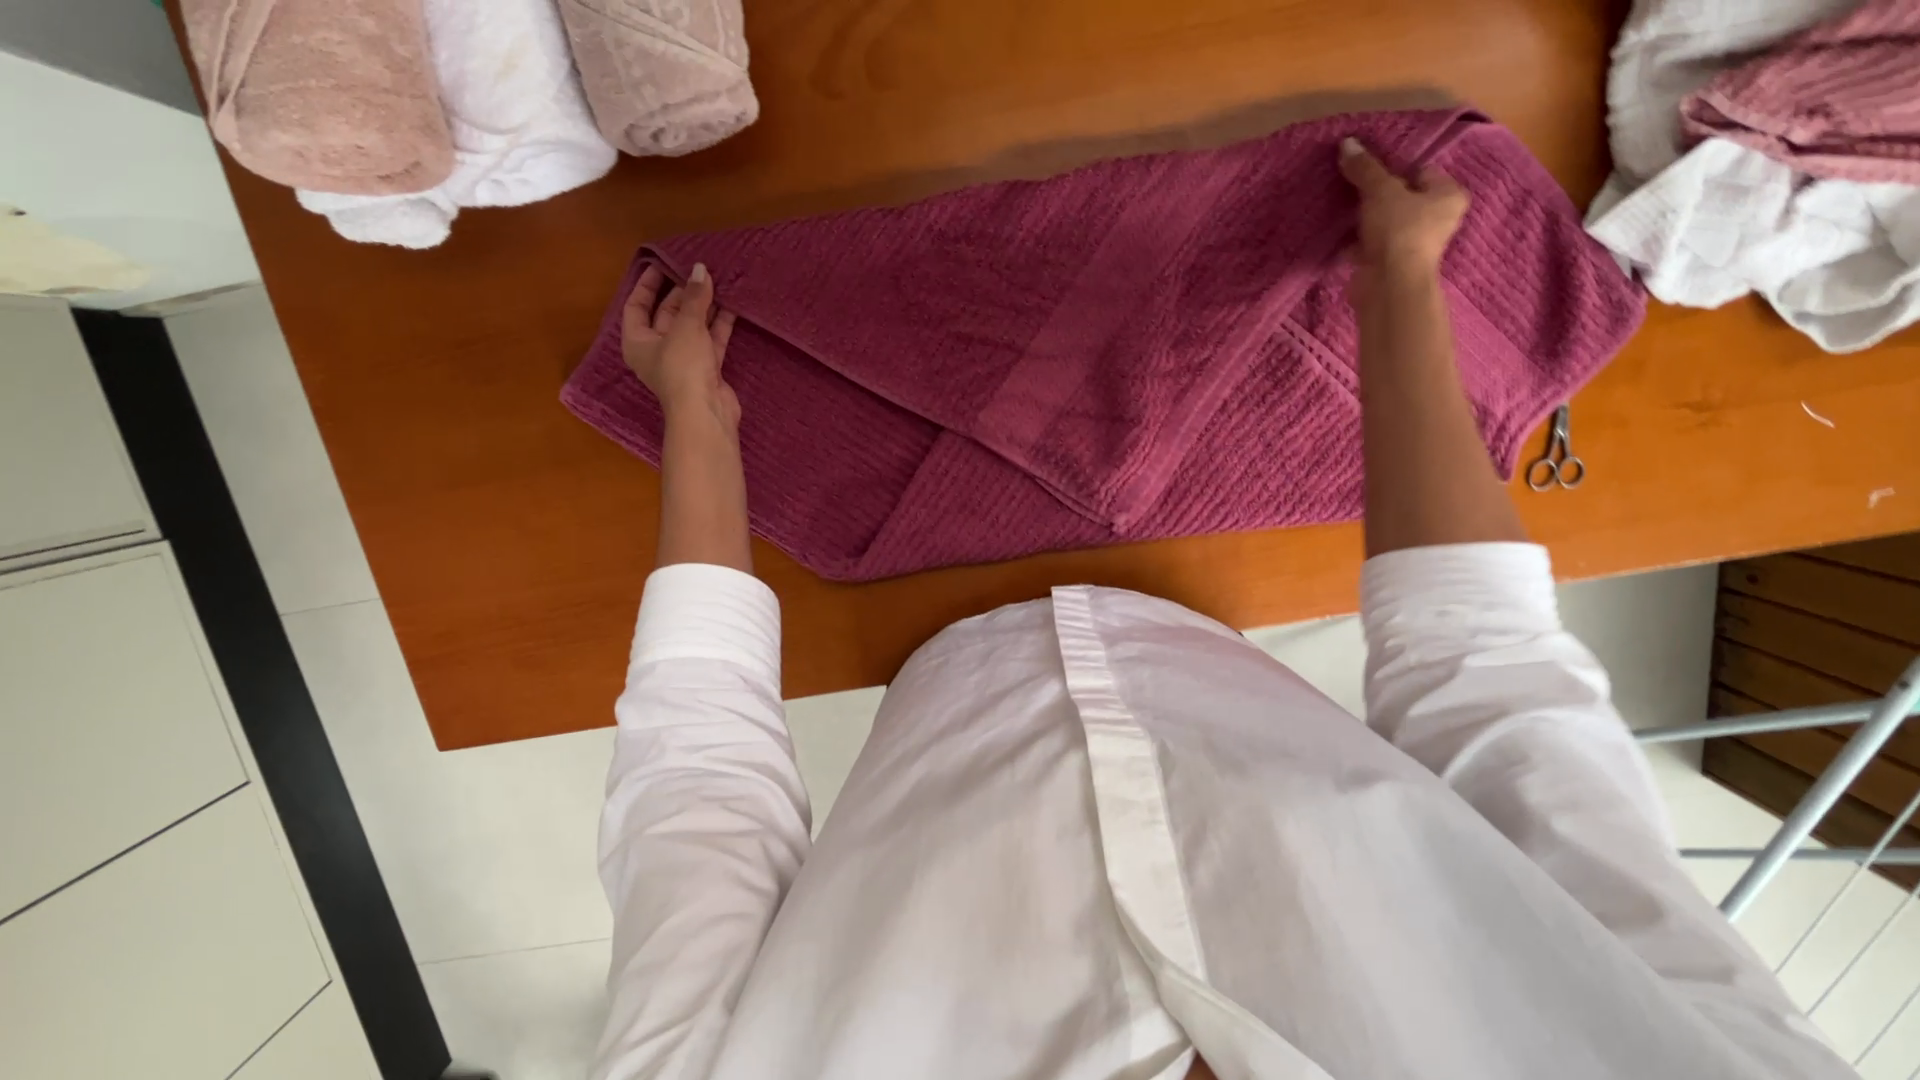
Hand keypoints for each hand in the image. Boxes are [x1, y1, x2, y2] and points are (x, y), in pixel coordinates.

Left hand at [622, 262, 739, 427]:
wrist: (705, 412)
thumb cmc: (683, 367)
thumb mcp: (686, 327)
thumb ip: (694, 297)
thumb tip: (701, 269)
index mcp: (638, 341)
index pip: (637, 305)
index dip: (648, 283)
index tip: (662, 263)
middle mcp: (657, 350)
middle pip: (667, 314)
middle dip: (683, 292)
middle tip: (699, 269)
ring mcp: (683, 360)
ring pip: (693, 326)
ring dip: (704, 306)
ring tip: (719, 281)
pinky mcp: (706, 368)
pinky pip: (711, 340)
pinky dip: (719, 324)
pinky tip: (732, 305)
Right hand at [1338, 137, 1468, 281]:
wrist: (1389, 285)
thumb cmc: (1398, 230)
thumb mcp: (1380, 191)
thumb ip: (1365, 168)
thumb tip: (1347, 142)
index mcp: (1449, 195)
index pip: (1421, 171)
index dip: (1394, 169)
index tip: (1368, 170)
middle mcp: (1438, 219)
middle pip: (1402, 198)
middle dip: (1377, 195)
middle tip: (1352, 188)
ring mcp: (1414, 245)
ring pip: (1385, 223)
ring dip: (1365, 220)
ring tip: (1343, 209)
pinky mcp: (1391, 265)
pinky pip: (1371, 245)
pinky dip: (1357, 242)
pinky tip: (1341, 236)